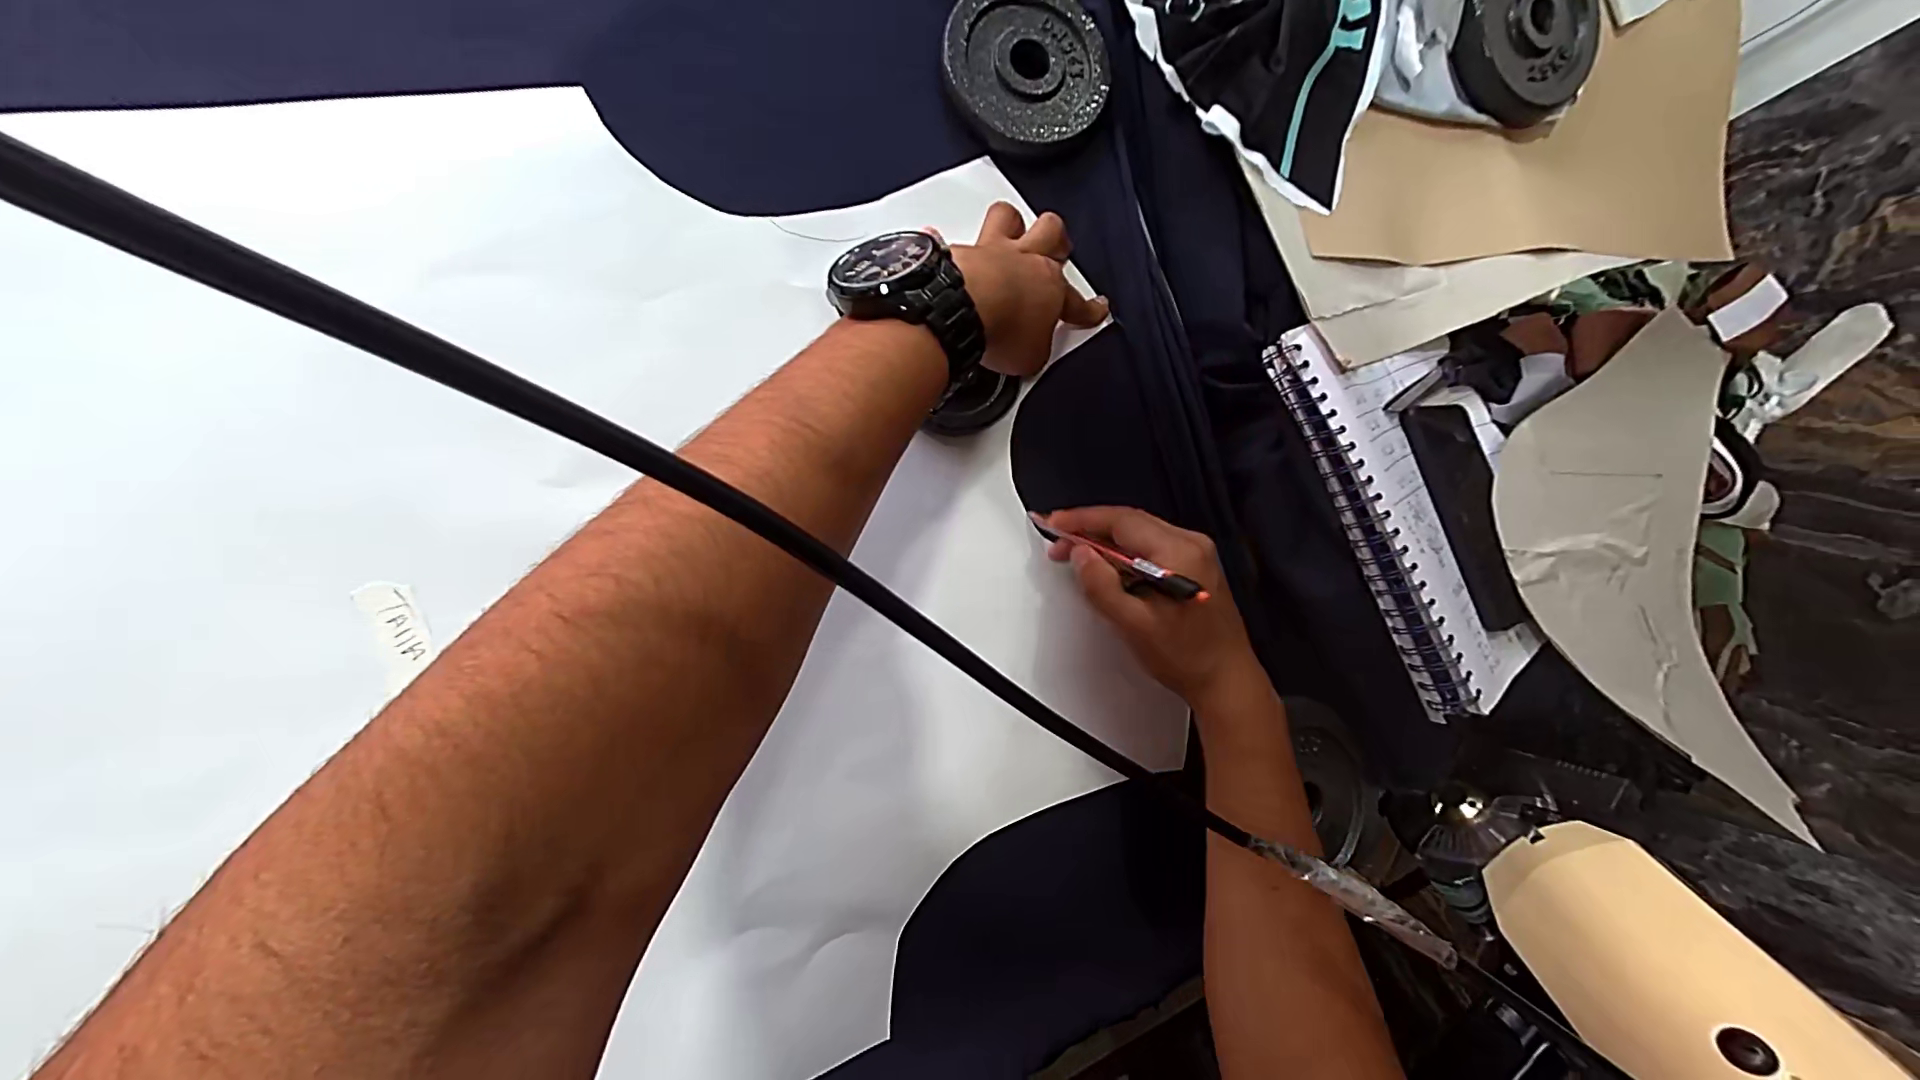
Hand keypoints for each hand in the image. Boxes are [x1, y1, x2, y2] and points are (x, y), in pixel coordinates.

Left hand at [948, 203, 1108, 377]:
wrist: (964, 309)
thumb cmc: (1000, 327)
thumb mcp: (1030, 358)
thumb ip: (1036, 350)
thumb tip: (1031, 355)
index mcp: (1052, 290)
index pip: (1078, 302)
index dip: (1090, 309)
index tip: (1096, 308)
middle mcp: (1025, 261)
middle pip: (1052, 234)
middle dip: (1058, 241)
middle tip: (1058, 248)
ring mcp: (992, 251)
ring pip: (1010, 218)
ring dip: (1014, 224)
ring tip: (1012, 232)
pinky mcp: (961, 251)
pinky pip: (963, 239)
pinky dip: (961, 246)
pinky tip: (958, 252)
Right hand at [1042, 506, 1265, 708]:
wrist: (1226, 679)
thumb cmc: (1188, 657)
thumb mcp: (1134, 625)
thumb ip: (1102, 586)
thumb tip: (1080, 554)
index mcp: (1180, 553)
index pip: (1121, 521)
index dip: (1082, 519)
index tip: (1055, 522)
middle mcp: (1192, 544)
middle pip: (1129, 522)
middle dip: (1089, 529)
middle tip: (1059, 543)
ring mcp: (1196, 552)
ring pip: (1138, 532)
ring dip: (1105, 540)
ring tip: (1077, 555)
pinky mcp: (1194, 563)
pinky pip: (1150, 544)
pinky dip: (1123, 551)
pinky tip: (1107, 565)